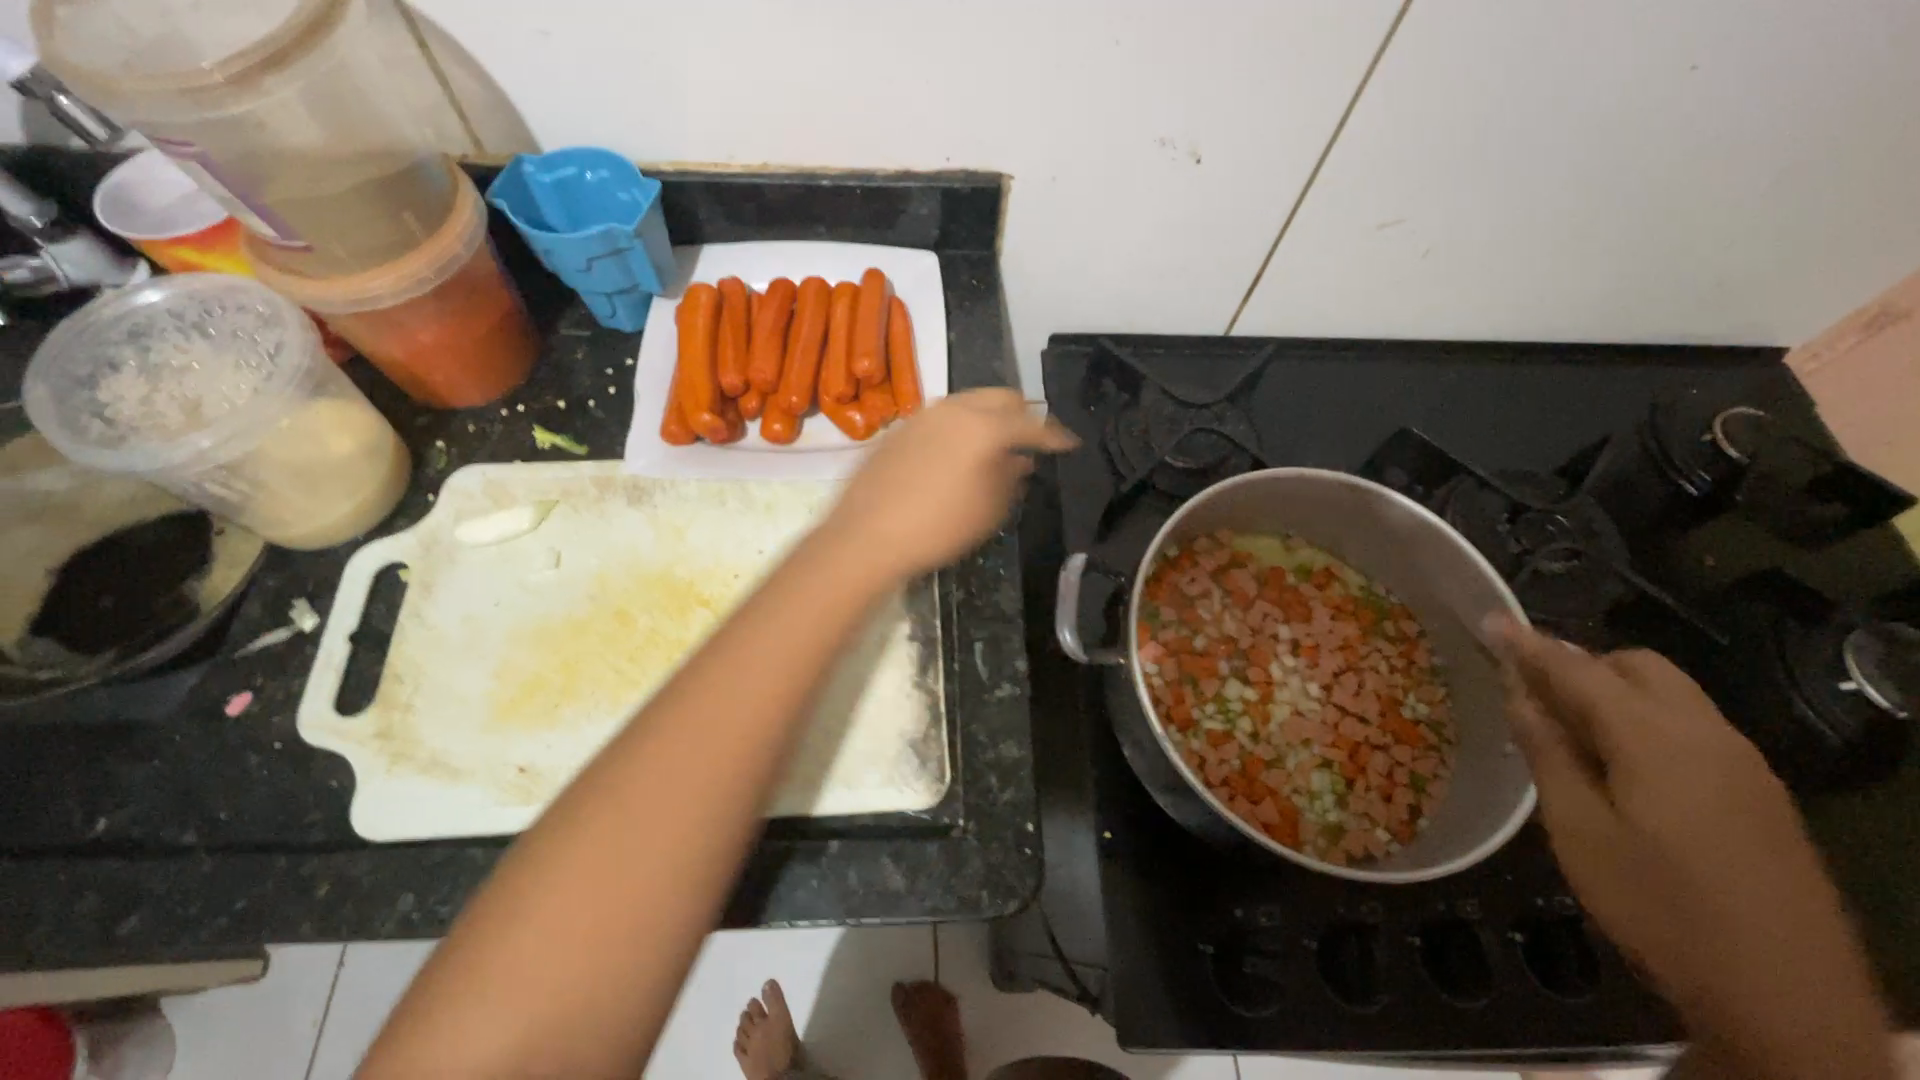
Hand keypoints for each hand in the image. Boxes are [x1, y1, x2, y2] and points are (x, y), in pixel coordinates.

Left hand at [822, 389, 1076, 581]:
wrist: (866, 536)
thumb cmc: (938, 528)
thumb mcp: (988, 510)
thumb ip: (1011, 478)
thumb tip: (1020, 461)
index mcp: (985, 426)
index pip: (1033, 424)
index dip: (1055, 436)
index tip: (1069, 445)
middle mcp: (955, 409)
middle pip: (1001, 398)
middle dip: (1022, 416)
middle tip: (1031, 442)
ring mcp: (922, 415)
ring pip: (968, 403)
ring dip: (988, 419)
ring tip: (995, 448)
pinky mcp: (899, 429)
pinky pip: (942, 419)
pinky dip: (959, 429)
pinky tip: (958, 456)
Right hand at [1486, 618, 1891, 1079]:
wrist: (1787, 995)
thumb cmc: (1660, 909)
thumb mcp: (1580, 834)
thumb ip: (1549, 756)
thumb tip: (1521, 697)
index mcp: (1653, 737)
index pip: (1576, 670)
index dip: (1527, 644)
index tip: (1489, 618)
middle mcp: (1705, 733)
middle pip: (1637, 667)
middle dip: (1581, 663)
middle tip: (1531, 692)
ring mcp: (1743, 763)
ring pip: (1672, 695)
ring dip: (1617, 692)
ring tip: (1571, 730)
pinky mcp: (1761, 795)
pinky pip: (1694, 728)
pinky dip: (1648, 722)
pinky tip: (1625, 768)